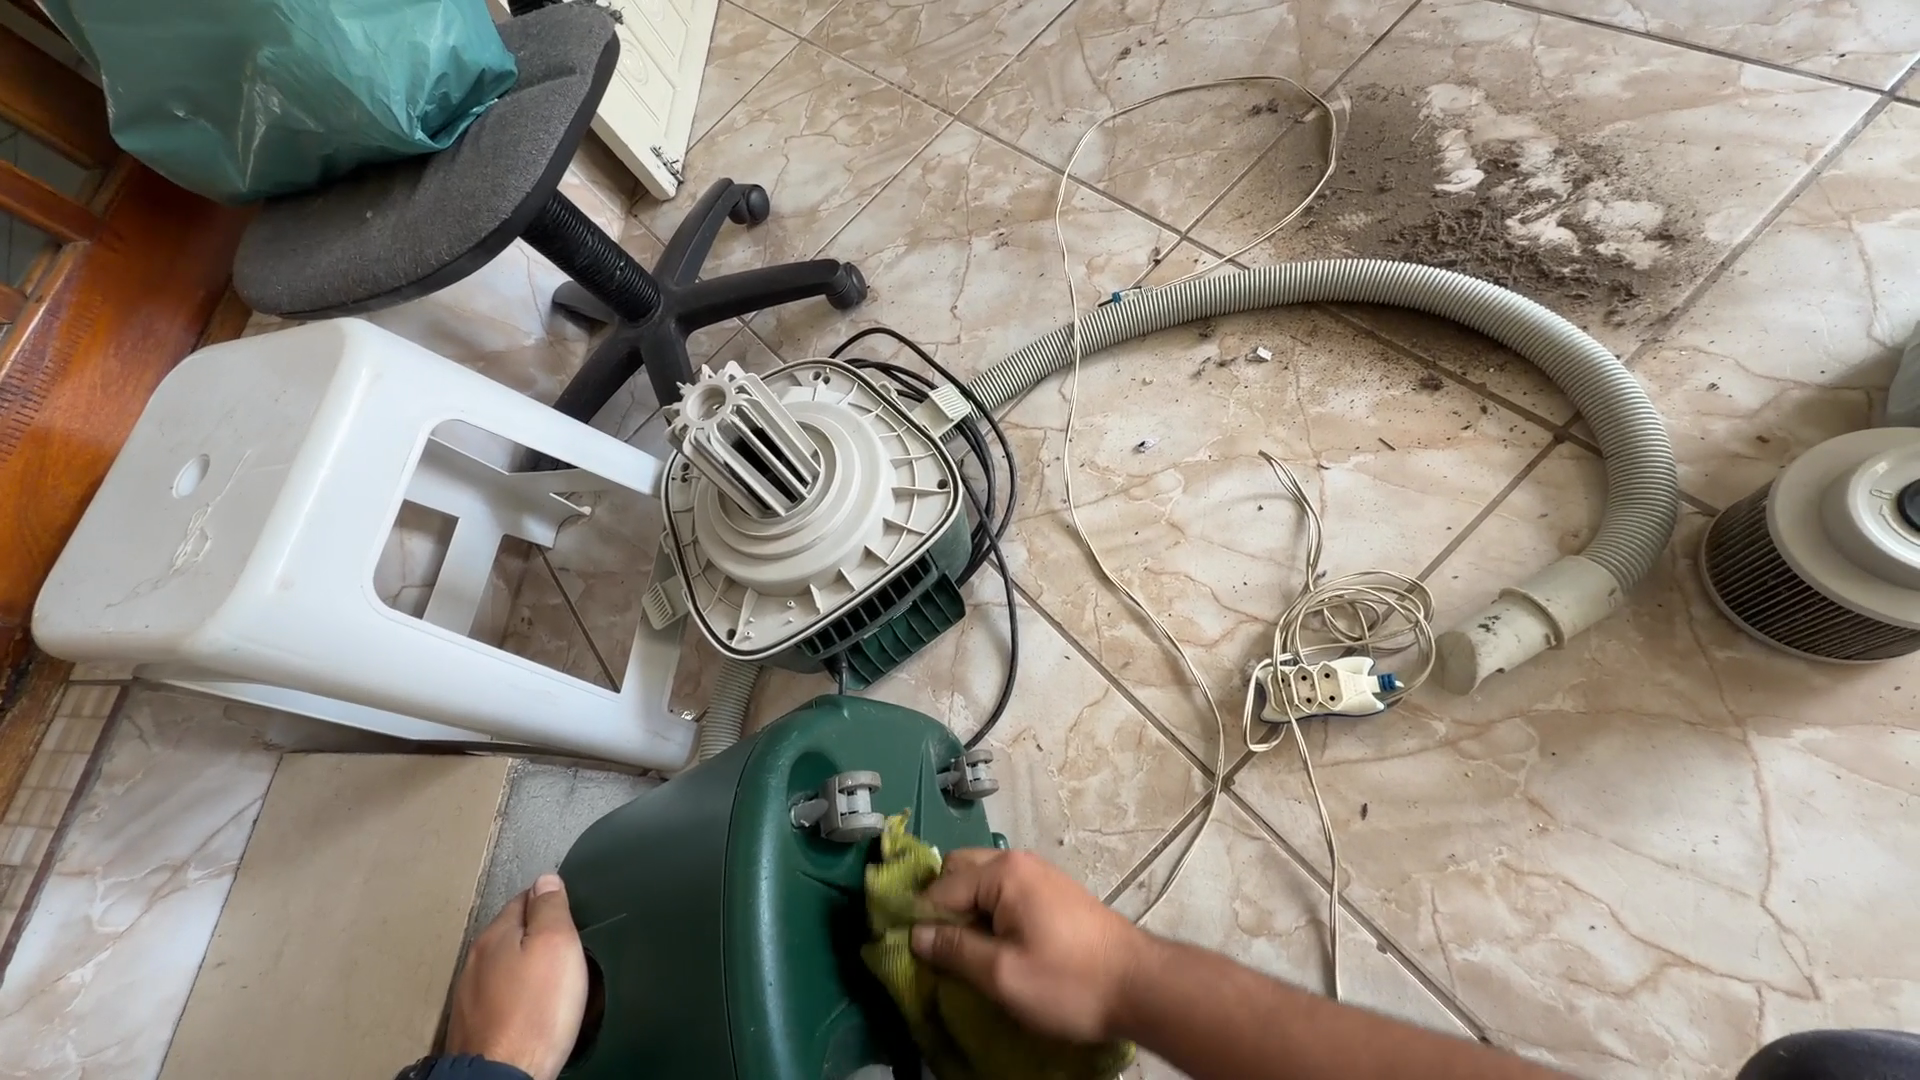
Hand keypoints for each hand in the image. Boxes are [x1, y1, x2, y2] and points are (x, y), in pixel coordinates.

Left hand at [445, 874, 587, 1079]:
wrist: (503, 1078)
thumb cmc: (538, 1006)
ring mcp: (467, 996)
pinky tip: (531, 1004)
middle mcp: (474, 960)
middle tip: (570, 945)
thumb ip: (550, 907)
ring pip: (504, 964)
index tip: (574, 914)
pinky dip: (516, 992)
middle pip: (512, 931)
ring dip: (525, 963)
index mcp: (495, 934)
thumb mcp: (557, 943)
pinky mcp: (471, 1027)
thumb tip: (545, 879)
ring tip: (553, 976)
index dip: (552, 900)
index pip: (526, 897)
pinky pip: (500, 994)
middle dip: (538, 933)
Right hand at [909, 849, 1149, 1042]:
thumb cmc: (1069, 981)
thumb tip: (915, 935)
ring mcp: (1037, 873)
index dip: (921, 920)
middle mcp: (1017, 860)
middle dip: (942, 907)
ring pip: (981, 881)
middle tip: (940, 951)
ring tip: (966, 953)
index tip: (910, 954)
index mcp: (1002, 872)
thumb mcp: (1003, 975)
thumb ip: (954, 950)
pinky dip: (988, 912)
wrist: (1139, 985)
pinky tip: (993, 945)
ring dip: (966, 911)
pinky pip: (1003, 891)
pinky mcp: (1051, 890)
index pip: (940, 887)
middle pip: (958, 872)